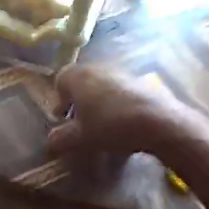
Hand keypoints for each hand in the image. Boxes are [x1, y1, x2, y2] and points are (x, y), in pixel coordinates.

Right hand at [47, 65, 207, 158]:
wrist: (158, 120)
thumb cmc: (110, 125)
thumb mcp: (81, 137)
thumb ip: (62, 138)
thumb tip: (50, 141)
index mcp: (78, 76)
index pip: (60, 80)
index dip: (59, 100)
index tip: (62, 119)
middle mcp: (99, 67)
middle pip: (83, 82)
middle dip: (80, 102)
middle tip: (82, 124)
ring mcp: (123, 72)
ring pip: (104, 87)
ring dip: (100, 104)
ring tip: (104, 127)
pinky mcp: (143, 82)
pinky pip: (123, 93)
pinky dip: (119, 106)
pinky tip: (126, 126)